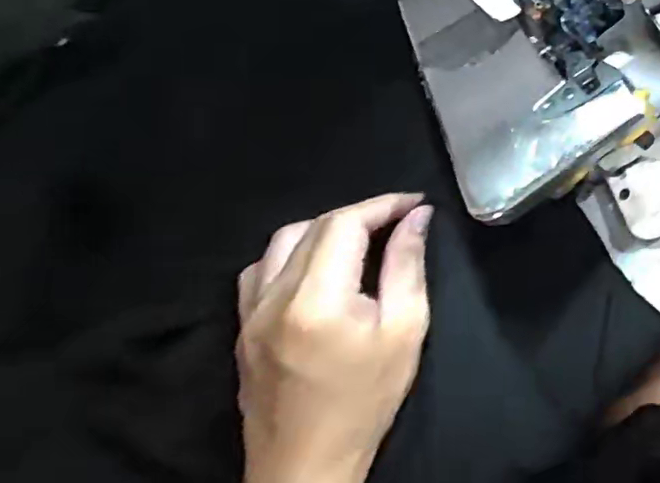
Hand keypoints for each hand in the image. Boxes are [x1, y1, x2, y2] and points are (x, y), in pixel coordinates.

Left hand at [236, 194, 431, 482]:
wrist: (305, 468)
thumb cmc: (365, 399)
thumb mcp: (405, 328)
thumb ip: (408, 264)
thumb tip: (418, 215)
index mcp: (315, 299)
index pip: (344, 223)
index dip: (384, 204)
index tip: (416, 204)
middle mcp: (273, 299)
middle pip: (316, 226)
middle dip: (363, 212)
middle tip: (400, 219)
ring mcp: (249, 316)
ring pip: (283, 241)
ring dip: (325, 227)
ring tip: (361, 237)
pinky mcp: (241, 331)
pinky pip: (260, 270)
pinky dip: (292, 252)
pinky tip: (318, 264)